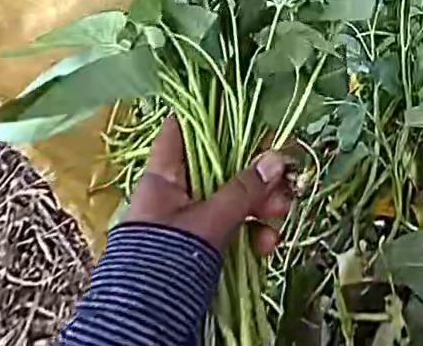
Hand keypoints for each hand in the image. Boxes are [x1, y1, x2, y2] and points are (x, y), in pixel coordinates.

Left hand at [121, 116, 294, 254]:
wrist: (140, 334)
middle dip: (257, 173)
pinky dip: (252, 232)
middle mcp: (176, 191)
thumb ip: (243, 190)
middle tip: (283, 183)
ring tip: (279, 218)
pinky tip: (267, 245)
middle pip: (221, 163)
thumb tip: (278, 157)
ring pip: (232, 195)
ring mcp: (189, 219)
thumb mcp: (208, 223)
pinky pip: (232, 226)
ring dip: (261, 204)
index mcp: (165, 176)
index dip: (208, 110)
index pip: (183, 126)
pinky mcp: (200, 245)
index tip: (241, 101)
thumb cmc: (164, 265)